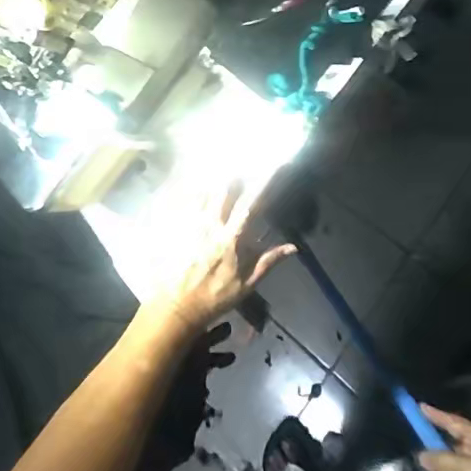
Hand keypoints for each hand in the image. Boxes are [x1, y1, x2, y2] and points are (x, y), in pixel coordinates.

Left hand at [151, 180, 296, 333]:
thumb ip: (269, 262)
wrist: (177, 306)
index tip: (276, 166)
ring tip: (222, 169)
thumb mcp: (247, 285)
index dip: (265, 182)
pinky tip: (195, 185)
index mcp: (232, 237)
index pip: (252, 203)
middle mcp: (212, 224)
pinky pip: (185, 200)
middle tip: (243, 164)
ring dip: (216, 179)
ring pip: (205, 190)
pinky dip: (193, 190)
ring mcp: (191, 223)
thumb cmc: (214, 297)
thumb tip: (294, 247)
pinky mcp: (176, 226)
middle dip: (236, 174)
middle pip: (225, 188)